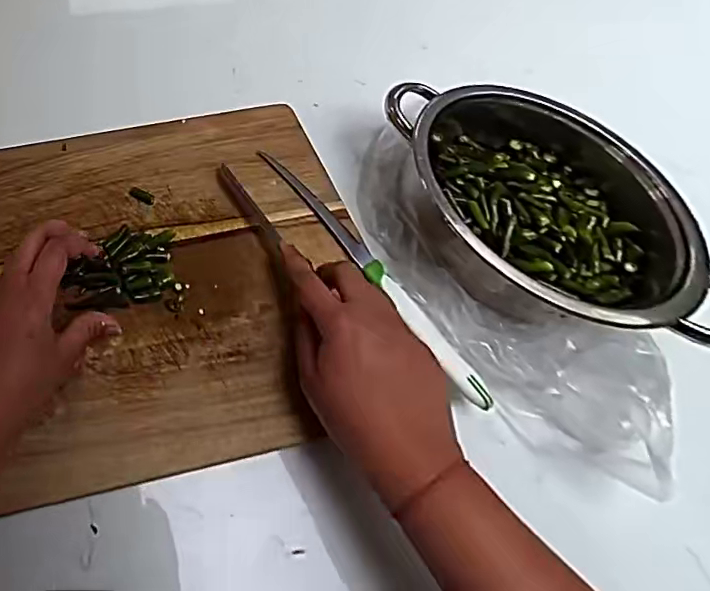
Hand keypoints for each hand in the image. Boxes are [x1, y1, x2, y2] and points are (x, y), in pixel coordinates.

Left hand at [0, 220, 119, 443]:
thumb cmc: (22, 387)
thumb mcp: (62, 360)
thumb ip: (84, 332)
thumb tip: (109, 321)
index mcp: (32, 295)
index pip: (55, 251)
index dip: (78, 244)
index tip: (97, 253)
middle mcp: (12, 287)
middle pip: (31, 240)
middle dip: (55, 230)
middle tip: (79, 238)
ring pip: (18, 254)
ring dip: (40, 246)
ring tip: (65, 257)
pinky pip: (11, 274)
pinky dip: (29, 265)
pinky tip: (44, 285)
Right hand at [282, 244, 463, 511]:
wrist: (416, 459)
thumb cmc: (354, 422)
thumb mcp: (311, 379)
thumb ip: (304, 335)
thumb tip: (303, 311)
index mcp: (341, 324)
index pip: (311, 282)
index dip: (295, 263)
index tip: (286, 249)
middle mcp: (374, 319)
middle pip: (349, 273)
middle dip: (329, 274)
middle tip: (317, 293)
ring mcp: (402, 331)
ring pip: (373, 293)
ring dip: (353, 295)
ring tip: (343, 324)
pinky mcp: (422, 348)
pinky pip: (392, 319)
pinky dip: (374, 320)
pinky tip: (370, 351)